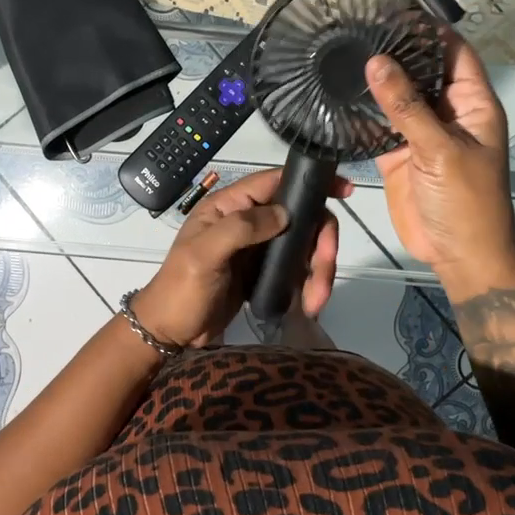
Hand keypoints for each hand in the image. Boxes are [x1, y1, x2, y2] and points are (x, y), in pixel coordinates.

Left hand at [131, 168, 349, 347]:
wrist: (169, 333)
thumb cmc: (181, 289)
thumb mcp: (204, 254)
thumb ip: (241, 228)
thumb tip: (285, 215)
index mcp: (228, 205)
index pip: (275, 182)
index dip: (309, 182)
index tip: (344, 190)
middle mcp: (246, 220)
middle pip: (299, 216)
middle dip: (320, 241)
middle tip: (326, 268)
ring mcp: (256, 247)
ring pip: (303, 245)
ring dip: (318, 269)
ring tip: (317, 299)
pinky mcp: (263, 273)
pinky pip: (296, 269)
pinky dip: (308, 283)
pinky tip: (309, 303)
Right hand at [365, 31, 514, 295]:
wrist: (459, 256)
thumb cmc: (467, 201)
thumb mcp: (441, 150)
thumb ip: (406, 107)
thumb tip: (377, 62)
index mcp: (472, 104)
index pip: (454, 53)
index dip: (430, 29)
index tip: (396, 8)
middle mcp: (447, 112)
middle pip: (421, 71)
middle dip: (396, 50)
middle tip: (357, 26)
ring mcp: (421, 133)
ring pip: (397, 97)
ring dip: (376, 80)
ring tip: (341, 51)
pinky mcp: (398, 154)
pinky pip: (379, 125)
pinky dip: (361, 112)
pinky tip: (337, 93)